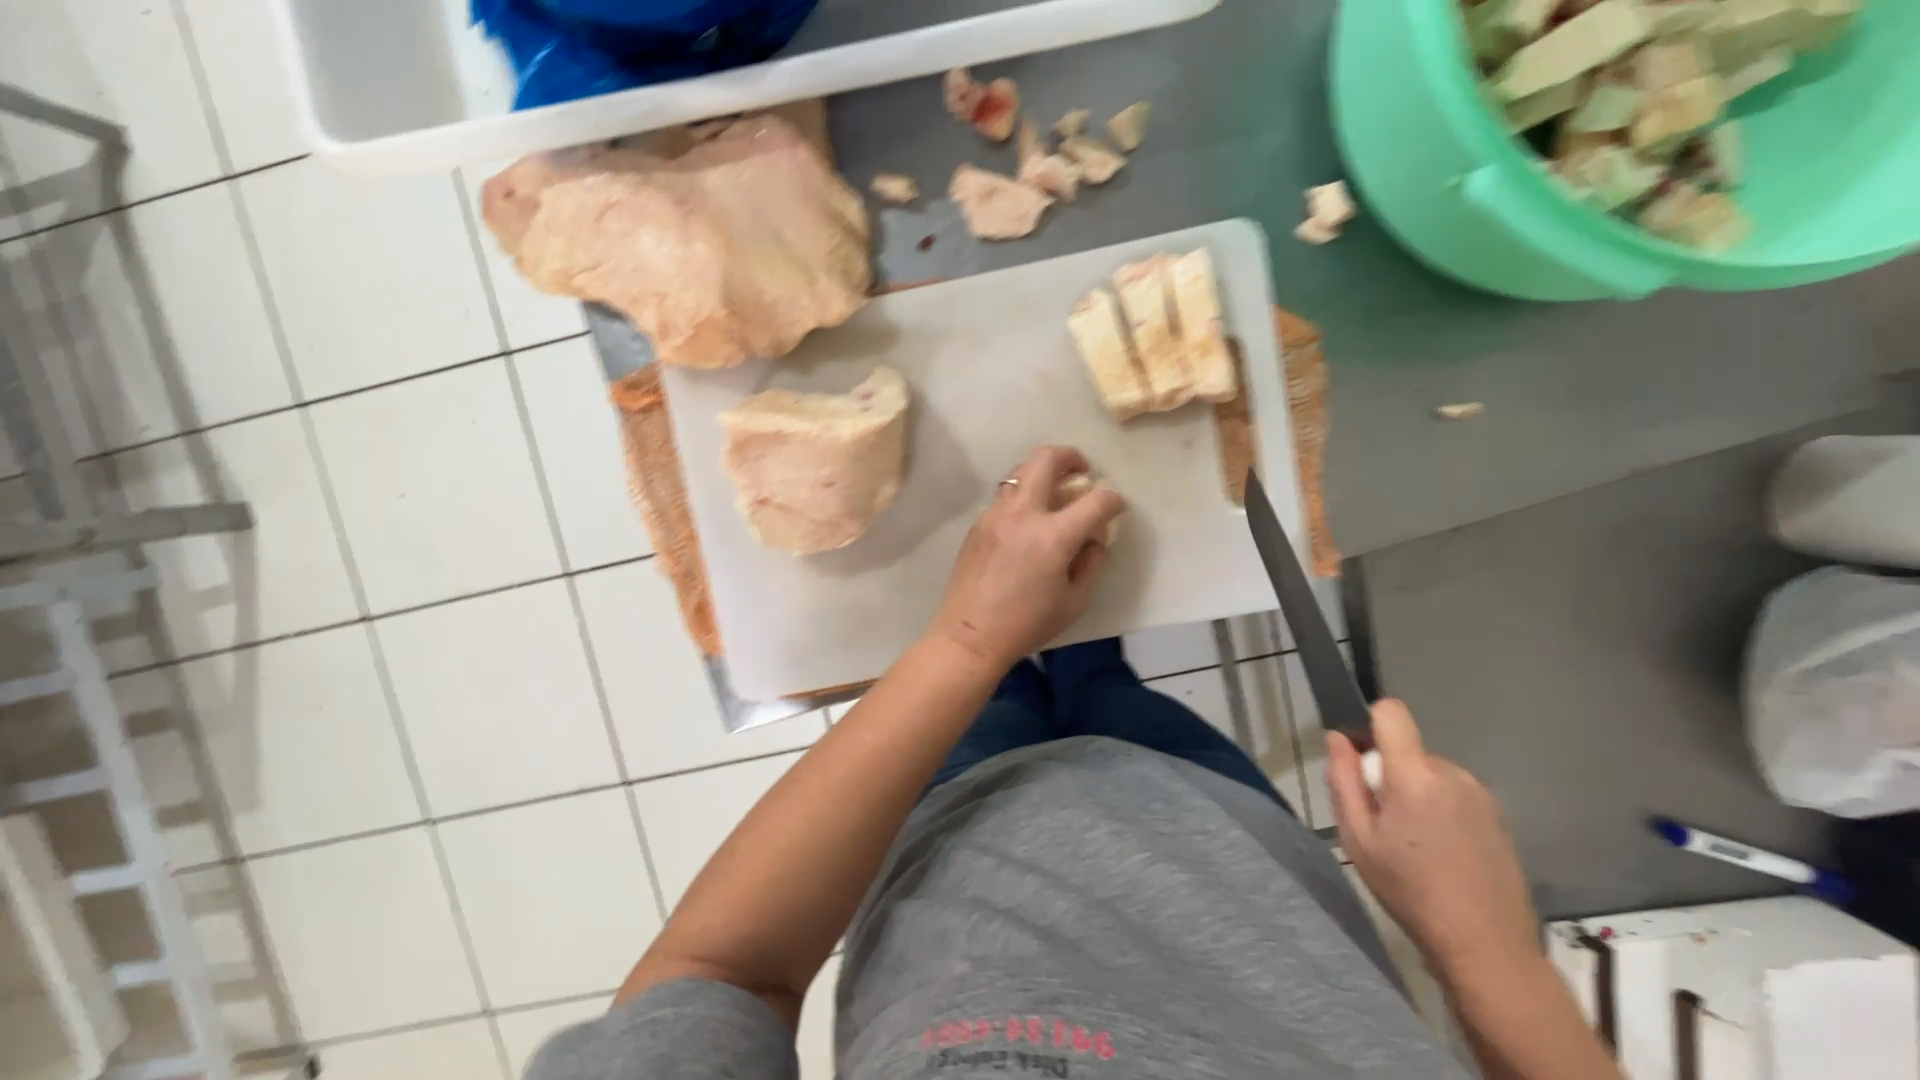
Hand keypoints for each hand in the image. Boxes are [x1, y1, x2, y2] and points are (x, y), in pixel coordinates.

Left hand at [928, 446, 1125, 669]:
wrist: (971, 636)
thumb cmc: (1027, 624)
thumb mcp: (1075, 601)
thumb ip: (1092, 563)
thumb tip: (1095, 539)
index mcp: (1053, 536)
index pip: (1096, 500)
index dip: (1114, 500)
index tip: (1116, 509)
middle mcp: (1022, 514)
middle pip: (1046, 458)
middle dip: (1071, 456)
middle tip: (1081, 470)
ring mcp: (995, 515)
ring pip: (1020, 472)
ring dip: (1042, 474)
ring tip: (1054, 493)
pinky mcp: (978, 525)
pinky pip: (1005, 498)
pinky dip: (1023, 498)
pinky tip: (1027, 523)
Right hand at [1327, 700, 1539, 981]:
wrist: (1485, 943)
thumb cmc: (1409, 890)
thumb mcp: (1358, 839)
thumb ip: (1344, 781)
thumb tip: (1338, 738)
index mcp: (1413, 775)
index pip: (1391, 712)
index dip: (1370, 725)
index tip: (1362, 763)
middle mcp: (1451, 772)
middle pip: (1408, 750)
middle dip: (1391, 774)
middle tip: (1385, 825)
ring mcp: (1479, 792)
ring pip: (1431, 774)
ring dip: (1417, 794)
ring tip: (1415, 844)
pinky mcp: (1497, 814)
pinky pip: (1454, 794)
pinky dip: (1441, 810)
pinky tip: (1442, 853)